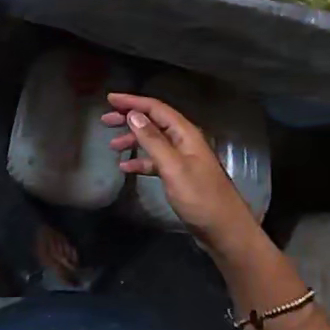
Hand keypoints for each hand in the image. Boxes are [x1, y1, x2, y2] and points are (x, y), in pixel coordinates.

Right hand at [103, 92, 260, 255]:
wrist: (224, 231)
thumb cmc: (200, 197)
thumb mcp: (173, 167)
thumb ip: (153, 140)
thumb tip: (133, 114)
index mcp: (185, 133)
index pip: (155, 108)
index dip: (132, 101)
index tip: (109, 98)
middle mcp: (184, 140)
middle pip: (153, 121)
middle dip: (129, 118)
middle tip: (105, 121)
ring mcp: (182, 158)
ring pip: (153, 141)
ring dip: (133, 140)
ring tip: (112, 145)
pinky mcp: (180, 175)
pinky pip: (156, 161)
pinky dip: (140, 161)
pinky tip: (125, 168)